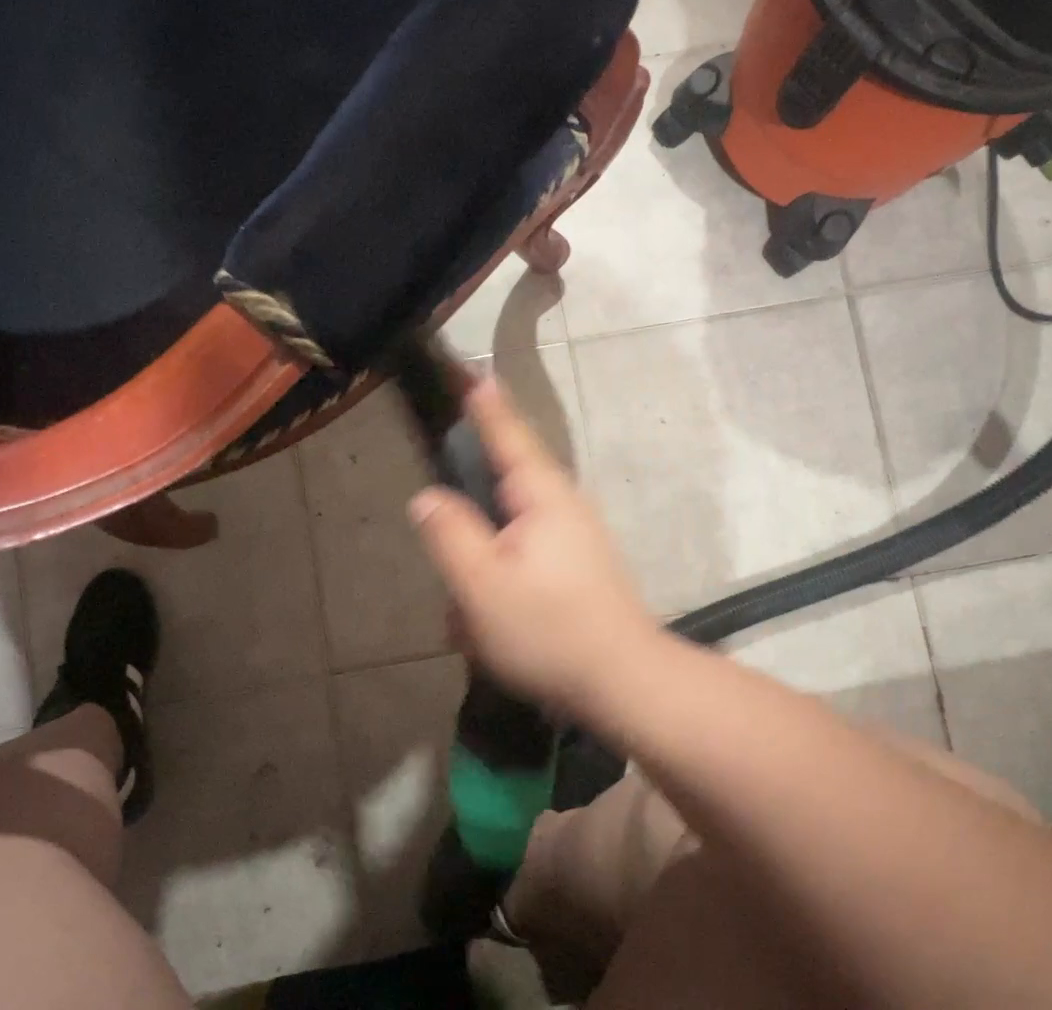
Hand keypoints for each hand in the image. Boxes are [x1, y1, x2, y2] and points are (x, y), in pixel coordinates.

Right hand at [409, 377, 665, 710]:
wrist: (624, 683)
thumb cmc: (548, 629)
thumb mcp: (481, 584)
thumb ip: (449, 533)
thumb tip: (427, 497)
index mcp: (541, 495)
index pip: (506, 433)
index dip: (483, 404)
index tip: (469, 368)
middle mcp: (562, 506)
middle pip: (500, 491)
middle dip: (468, 532)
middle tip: (453, 573)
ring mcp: (573, 540)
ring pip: (506, 540)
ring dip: (481, 579)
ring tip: (476, 628)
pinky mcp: (575, 571)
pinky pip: (521, 567)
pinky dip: (499, 594)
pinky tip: (492, 635)